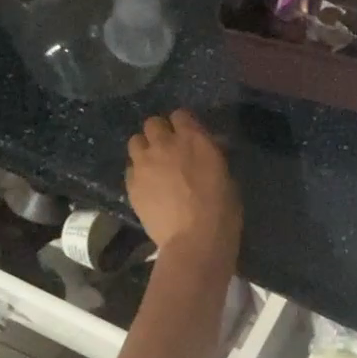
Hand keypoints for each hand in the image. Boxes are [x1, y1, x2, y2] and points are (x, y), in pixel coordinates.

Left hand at [125, 110, 241, 264]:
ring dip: (145, 150)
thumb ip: (212, 157)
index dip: (183, 126)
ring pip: (135, 142)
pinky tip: (147, 187)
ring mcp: (144, 164)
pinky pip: (130, 169)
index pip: (180, 115)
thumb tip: (207, 149)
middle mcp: (164, 144)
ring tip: (153, 166)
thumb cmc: (221, 213)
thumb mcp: (227, 178)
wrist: (195, 242)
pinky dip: (138, 173)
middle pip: (152, 123)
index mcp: (193, 139)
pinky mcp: (132, 185)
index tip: (188, 138)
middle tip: (168, 151)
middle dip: (159, 134)